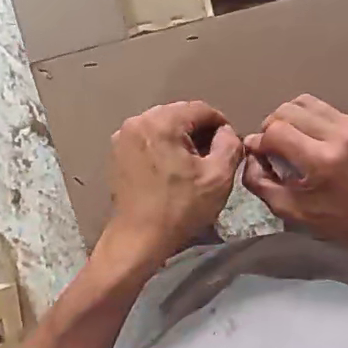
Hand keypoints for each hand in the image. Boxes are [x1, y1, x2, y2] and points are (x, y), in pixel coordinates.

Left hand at [103, 101, 244, 265]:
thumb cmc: (180, 208)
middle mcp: (138, 121)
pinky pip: (147, 139)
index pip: (201, 109)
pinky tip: (171, 169)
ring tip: (192, 164)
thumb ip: (230, 145)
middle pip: (180, 114)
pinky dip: (162, 147)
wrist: (138, 238)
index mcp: (162, 122)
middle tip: (213, 156)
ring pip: (163, 126)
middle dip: (199, 131)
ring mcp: (123, 136)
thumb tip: (226, 132)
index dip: (221, 124)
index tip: (229, 145)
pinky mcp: (116, 152)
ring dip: (181, 139)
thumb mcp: (218, 177)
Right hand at [241, 95, 347, 256]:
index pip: (276, 132)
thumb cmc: (330, 218)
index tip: (260, 157)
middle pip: (286, 111)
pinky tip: (306, 137)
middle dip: (271, 128)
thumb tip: (249, 150)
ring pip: (301, 102)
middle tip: (272, 148)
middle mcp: (339, 135)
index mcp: (322, 160)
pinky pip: (319, 107)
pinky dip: (305, 118)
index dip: (260, 143)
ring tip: (288, 139)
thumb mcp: (287, 208)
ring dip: (287, 118)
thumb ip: (258, 180)